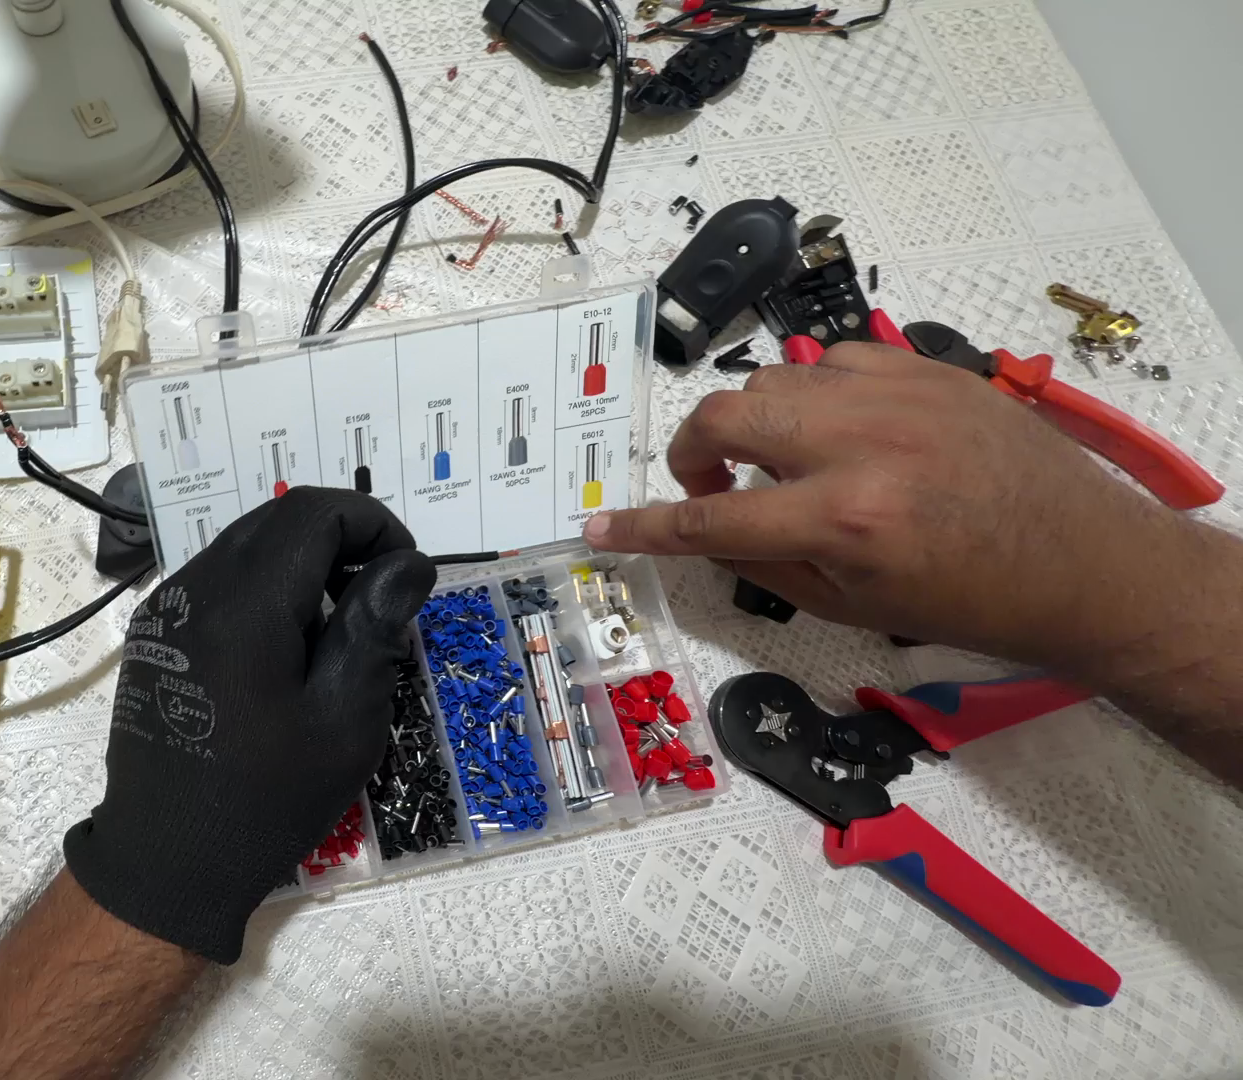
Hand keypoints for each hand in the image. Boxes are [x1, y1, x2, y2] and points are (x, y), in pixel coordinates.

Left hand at [64, 488, 434, 963]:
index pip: (312, 511)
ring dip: (303, 562)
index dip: (371, 522)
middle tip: (378, 593)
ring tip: (337, 625)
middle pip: (278, 518)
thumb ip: (374, 626)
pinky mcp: (157, 630)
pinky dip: (267, 586)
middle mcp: (196, 587)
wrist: (165, 859)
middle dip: (341, 538)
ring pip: (247, 544)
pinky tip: (285, 644)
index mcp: (244, 605)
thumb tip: (408, 561)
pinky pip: (220, 578)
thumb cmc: (266, 799)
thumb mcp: (343, 720)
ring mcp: (168, 606)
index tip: (404, 570)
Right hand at [584, 343, 1215, 669]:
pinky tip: (833, 428)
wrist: (1092, 565)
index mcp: (844, 521)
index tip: (599, 529)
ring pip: (767, 382)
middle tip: (710, 480)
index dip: (642, 528)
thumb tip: (699, 528)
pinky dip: (808, 396)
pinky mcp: (927, 370)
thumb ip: (753, 560)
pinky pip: (826, 362)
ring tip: (783, 458)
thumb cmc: (962, 599)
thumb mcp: (842, 604)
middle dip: (690, 453)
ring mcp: (899, 396)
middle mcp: (864, 446)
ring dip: (751, 425)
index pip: (707, 520)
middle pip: (721, 418)